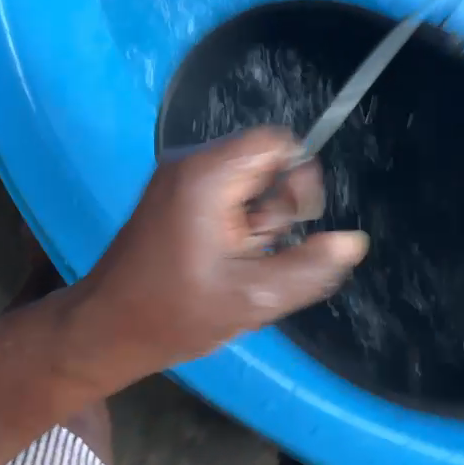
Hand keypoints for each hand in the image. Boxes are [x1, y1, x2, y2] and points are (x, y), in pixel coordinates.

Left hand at [68, 127, 369, 380]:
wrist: (110, 324)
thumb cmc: (177, 311)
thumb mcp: (254, 298)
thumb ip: (310, 267)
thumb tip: (352, 241)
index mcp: (207, 174)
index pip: (275, 140)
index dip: (299, 177)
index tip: (296, 222)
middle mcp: (189, 160)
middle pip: (262, 159)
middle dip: (276, 205)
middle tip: (260, 250)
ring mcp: (175, 173)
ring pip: (245, 178)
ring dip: (256, 218)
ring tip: (237, 261)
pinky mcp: (170, 190)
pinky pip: (223, 189)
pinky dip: (234, 220)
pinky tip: (221, 258)